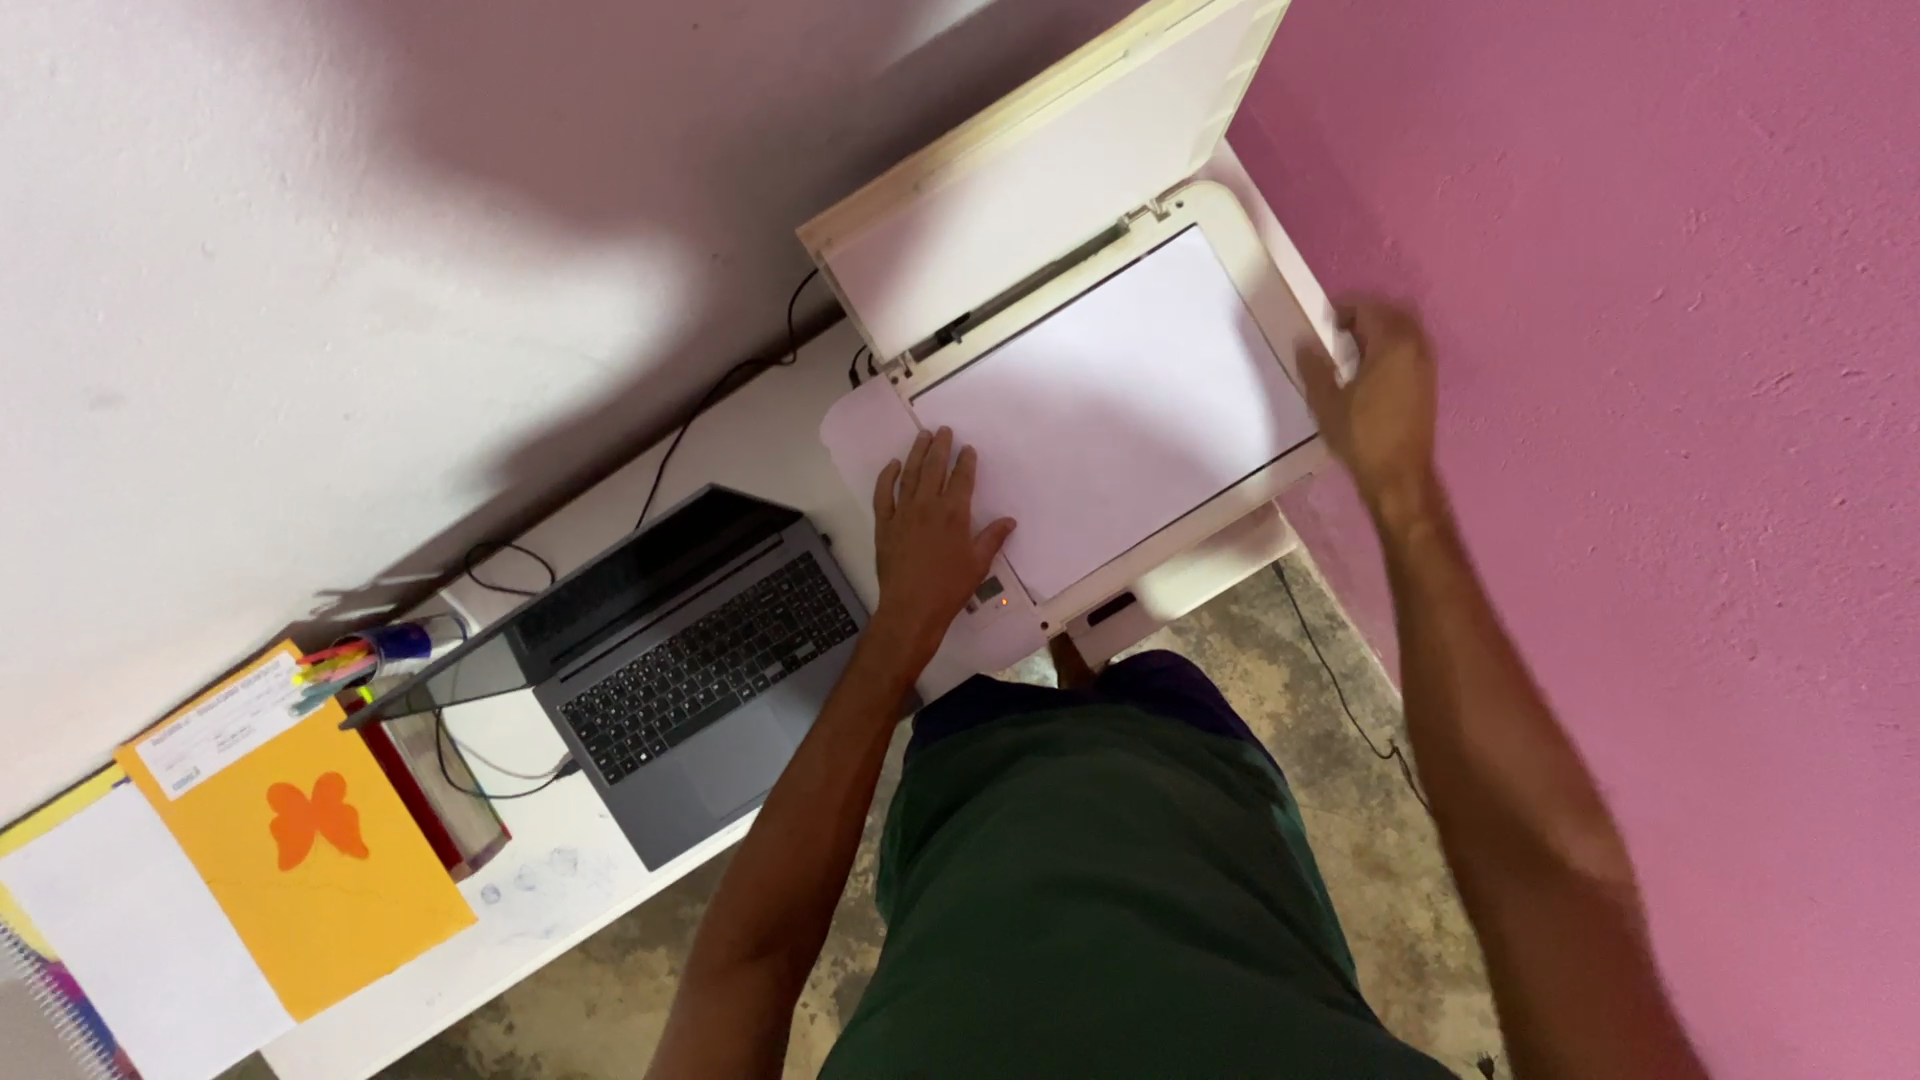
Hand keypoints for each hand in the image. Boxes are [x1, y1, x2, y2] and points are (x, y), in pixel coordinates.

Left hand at [871, 427, 1015, 660]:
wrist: (912, 607)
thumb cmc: (949, 587)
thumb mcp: (978, 563)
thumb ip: (993, 538)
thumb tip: (1009, 520)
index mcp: (954, 513)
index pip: (962, 478)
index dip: (965, 461)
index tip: (967, 448)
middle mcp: (927, 506)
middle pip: (934, 468)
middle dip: (941, 447)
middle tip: (943, 430)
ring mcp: (903, 513)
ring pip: (910, 475)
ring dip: (917, 453)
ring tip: (922, 436)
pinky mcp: (884, 525)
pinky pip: (883, 494)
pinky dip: (887, 477)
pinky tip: (892, 465)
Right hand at [1296, 299, 1440, 522]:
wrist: (1397, 474)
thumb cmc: (1359, 436)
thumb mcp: (1325, 403)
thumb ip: (1314, 367)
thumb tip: (1304, 342)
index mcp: (1392, 345)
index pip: (1369, 309)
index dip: (1344, 311)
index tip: (1322, 326)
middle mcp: (1416, 347)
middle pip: (1390, 315)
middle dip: (1362, 318)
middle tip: (1334, 335)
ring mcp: (1426, 365)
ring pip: (1403, 332)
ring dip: (1377, 333)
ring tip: (1349, 353)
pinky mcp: (1427, 382)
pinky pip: (1408, 350)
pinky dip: (1388, 349)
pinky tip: (1367, 371)